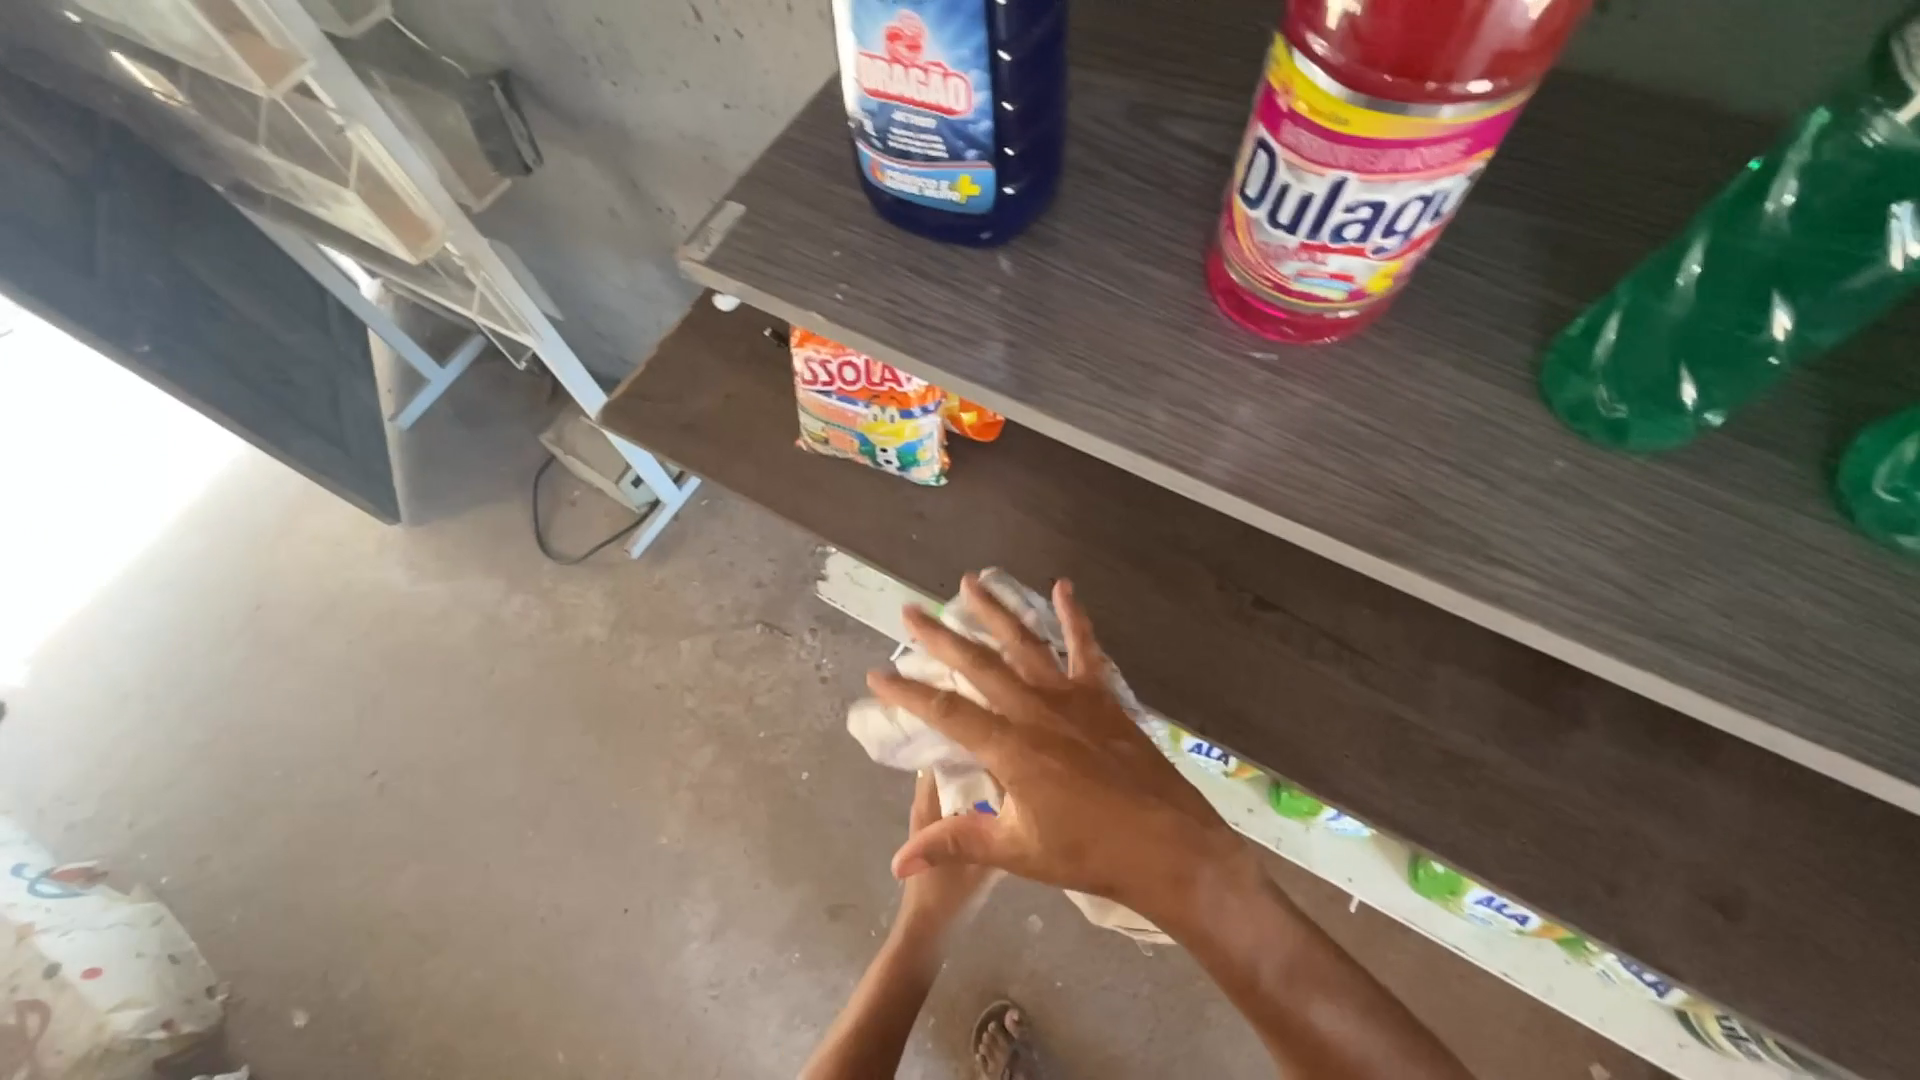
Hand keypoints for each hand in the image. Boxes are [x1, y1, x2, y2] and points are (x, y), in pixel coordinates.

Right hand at [866, 575, 1258, 924]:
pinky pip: (1086, 648)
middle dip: (940, 636)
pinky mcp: (1105, 697)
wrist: (1168, 847)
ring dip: (996, 611)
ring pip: (1025, 644)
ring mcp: (1073, 698)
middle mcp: (1036, 710)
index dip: (908, 692)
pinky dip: (1073, 616)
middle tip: (910, 611)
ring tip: (971, 582)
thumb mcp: (1017, 850)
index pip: (946, 712)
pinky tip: (1062, 587)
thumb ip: (956, 841)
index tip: (878, 674)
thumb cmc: (1088, 853)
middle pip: (978, 664)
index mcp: (1010, 747)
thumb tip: (899, 862)